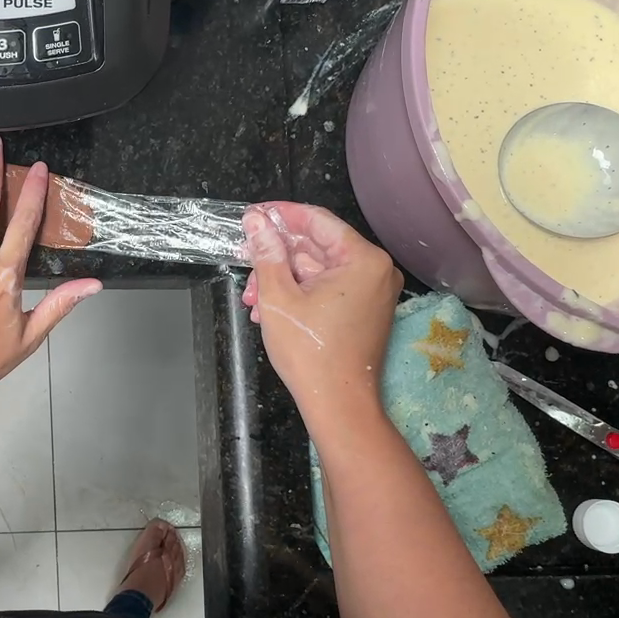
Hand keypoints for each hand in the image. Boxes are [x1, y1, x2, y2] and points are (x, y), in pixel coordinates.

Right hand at [241, 202, 401, 412]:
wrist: (337, 402)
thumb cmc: (309, 350)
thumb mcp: (278, 296)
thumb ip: (267, 253)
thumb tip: (256, 221)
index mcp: (362, 259)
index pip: (317, 221)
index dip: (281, 215)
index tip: (252, 214)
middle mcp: (374, 270)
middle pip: (316, 247)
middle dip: (276, 255)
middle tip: (243, 260)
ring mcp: (371, 291)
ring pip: (317, 270)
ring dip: (281, 278)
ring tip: (252, 299)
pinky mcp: (363, 310)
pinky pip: (326, 288)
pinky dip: (298, 293)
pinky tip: (269, 308)